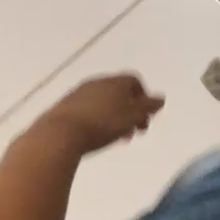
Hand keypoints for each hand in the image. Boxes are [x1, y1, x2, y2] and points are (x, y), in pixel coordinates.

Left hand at [32, 74, 163, 154]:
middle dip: (129, 111)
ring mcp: (77, 93)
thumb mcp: (132, 117)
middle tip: (133, 132)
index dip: (143, 98)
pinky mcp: (63, 107)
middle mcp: (97, 82)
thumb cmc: (102, 125)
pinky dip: (95, 119)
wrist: (58, 135)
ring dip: (113, 117)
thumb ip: (148, 107)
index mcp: (115, 81)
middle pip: (118, 92)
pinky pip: (86, 109)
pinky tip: (93, 136)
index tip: (144, 118)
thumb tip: (161, 98)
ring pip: (102, 102)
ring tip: (114, 138)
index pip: (134, 81)